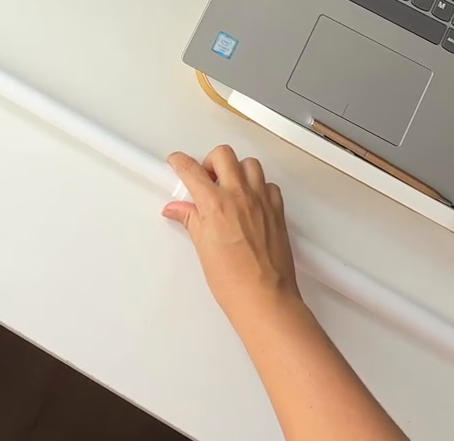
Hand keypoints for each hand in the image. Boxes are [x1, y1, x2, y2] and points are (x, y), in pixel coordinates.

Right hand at [163, 145, 302, 328]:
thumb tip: (178, 210)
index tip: (177, 162)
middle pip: (222, 154)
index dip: (179, 162)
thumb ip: (190, 220)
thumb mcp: (203, 248)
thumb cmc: (235, 282)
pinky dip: (258, 186)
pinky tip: (250, 200)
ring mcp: (261, 201)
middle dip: (209, 161)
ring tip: (228, 186)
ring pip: (249, 163)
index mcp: (215, 205)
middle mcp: (239, 196)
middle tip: (205, 178)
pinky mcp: (277, 210)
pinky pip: (269, 184)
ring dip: (236, 170)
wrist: (265, 300)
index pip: (191, 169)